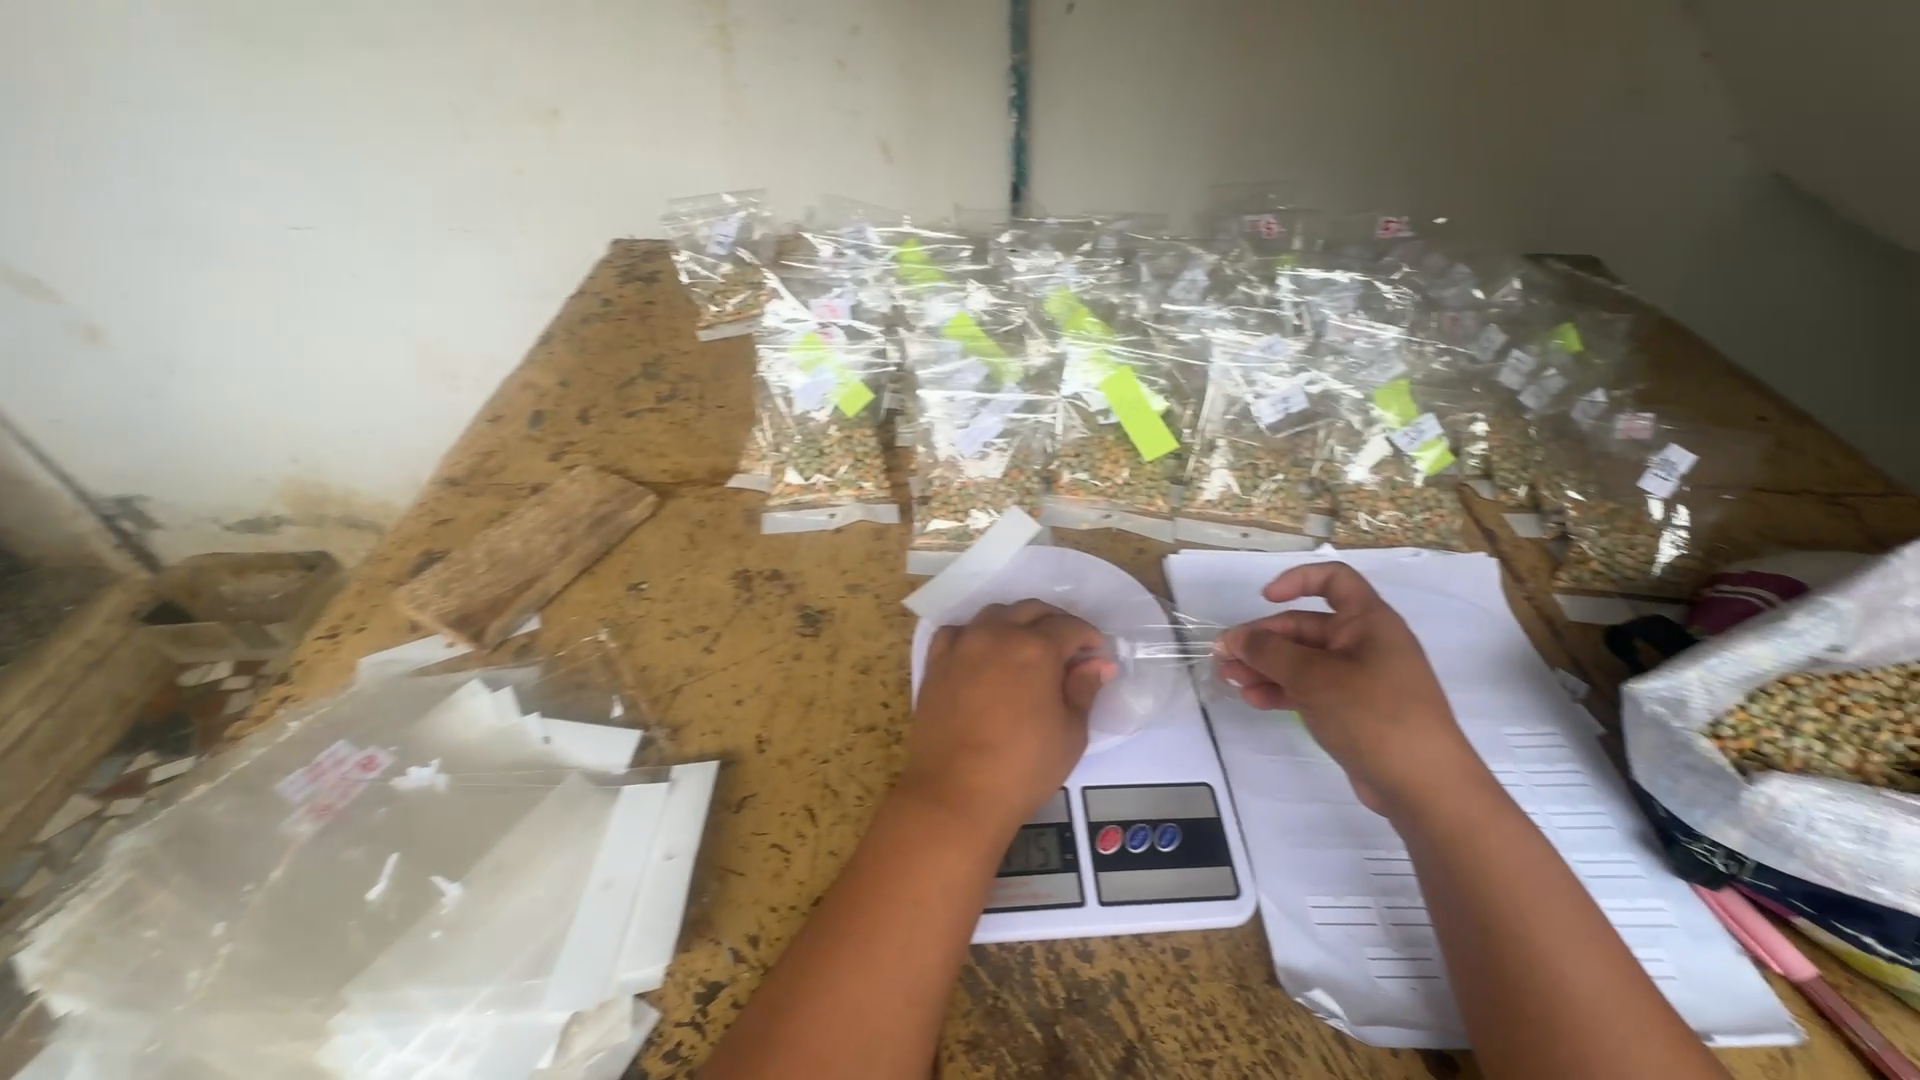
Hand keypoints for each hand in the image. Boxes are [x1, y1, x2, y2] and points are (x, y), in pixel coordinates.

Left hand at [905, 600, 1115, 833]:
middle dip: (1056, 623)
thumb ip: (1084, 690)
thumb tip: (1097, 664)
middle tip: (1068, 649)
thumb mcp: (1071, 733)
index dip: (1089, 638)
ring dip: (1016, 622)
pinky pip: (957, 632)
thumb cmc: (1022, 768)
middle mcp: (997, 635)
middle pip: (1031, 610)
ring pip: (994, 614)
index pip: (1070, 627)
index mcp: (1036, 649)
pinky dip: (975, 634)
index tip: (1096, 656)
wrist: (955, 793)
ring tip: (1027, 647)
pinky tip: (983, 653)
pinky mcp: (936, 663)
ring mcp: (962, 646)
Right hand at [1215, 562, 1478, 817]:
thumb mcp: (1312, 677)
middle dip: (1263, 640)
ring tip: (1231, 681)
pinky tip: (1256, 701)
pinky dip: (1284, 691)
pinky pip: (1312, 689)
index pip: (1333, 580)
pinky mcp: (1355, 710)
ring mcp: (1361, 679)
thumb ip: (1268, 652)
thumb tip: (1234, 638)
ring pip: (1304, 662)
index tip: (1264, 599)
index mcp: (1368, 621)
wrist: (1423, 784)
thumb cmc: (1372, 714)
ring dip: (1266, 667)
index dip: (1297, 580)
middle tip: (1225, 658)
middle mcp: (1366, 643)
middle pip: (1306, 628)